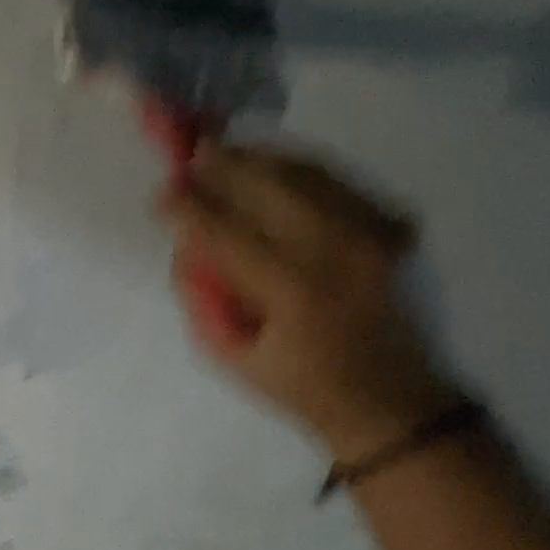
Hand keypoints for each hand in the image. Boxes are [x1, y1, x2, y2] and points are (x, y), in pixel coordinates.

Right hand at [158, 142, 457, 460]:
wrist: (389, 397)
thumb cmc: (296, 384)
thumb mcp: (227, 353)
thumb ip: (201, 295)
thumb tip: (187, 244)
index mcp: (289, 289)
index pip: (224, 231)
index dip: (188, 208)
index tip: (160, 195)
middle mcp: (333, 249)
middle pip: (268, 186)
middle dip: (223, 165)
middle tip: (190, 152)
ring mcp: (368, 233)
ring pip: (306, 173)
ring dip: (260, 159)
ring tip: (226, 154)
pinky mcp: (389, 228)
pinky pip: (337, 183)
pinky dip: (300, 171)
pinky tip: (274, 171)